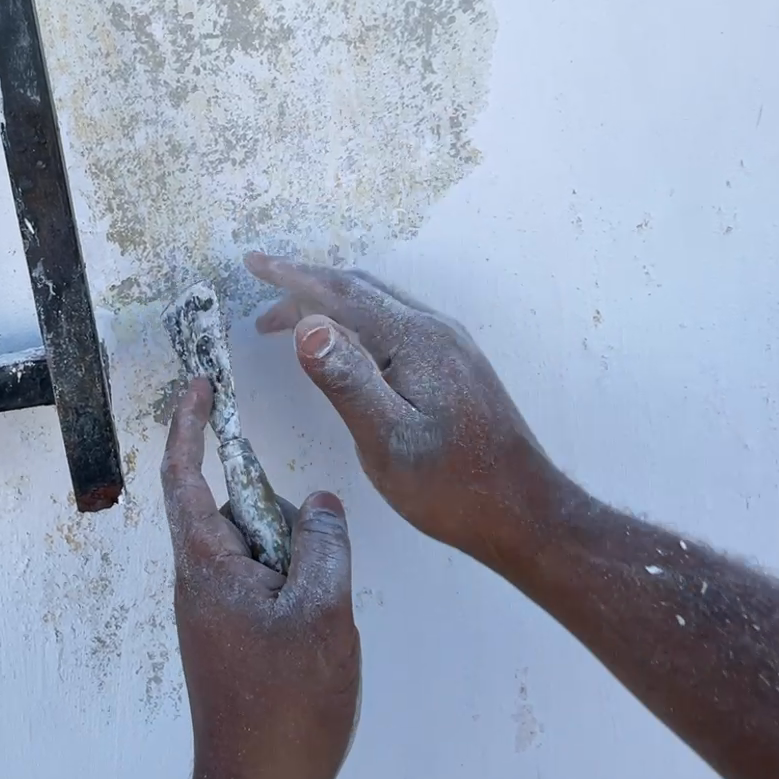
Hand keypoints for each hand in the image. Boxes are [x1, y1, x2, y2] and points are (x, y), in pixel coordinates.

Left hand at [163, 379, 359, 778]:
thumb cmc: (286, 705)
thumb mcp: (321, 611)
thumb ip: (322, 544)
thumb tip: (319, 501)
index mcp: (206, 562)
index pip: (185, 473)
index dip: (188, 423)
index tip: (199, 384)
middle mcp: (198, 576)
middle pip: (226, 508)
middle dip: (267, 501)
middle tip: (308, 530)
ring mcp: (209, 605)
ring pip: (246, 546)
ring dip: (282, 546)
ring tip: (319, 589)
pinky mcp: (225, 628)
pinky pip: (253, 577)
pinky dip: (283, 573)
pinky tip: (313, 608)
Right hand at [246, 252, 569, 568]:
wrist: (527, 515)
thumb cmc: (452, 487)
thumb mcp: (387, 439)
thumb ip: (346, 379)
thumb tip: (306, 325)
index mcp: (416, 340)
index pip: (342, 292)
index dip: (291, 276)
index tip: (252, 263)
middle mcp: (434, 330)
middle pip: (358, 291)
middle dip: (303, 289)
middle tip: (260, 315)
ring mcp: (447, 345)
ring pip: (375, 305)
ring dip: (327, 305)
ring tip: (288, 324)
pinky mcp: (452, 364)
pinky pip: (390, 322)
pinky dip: (351, 321)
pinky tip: (341, 345)